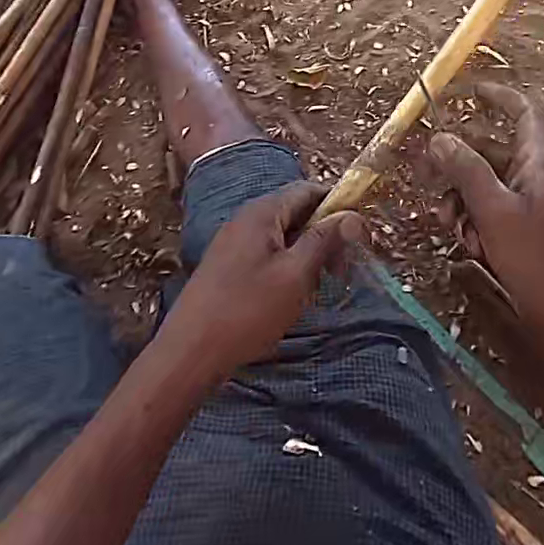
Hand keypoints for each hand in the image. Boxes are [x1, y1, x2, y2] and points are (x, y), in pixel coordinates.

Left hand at [155, 181, 363, 380]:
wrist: (188, 355)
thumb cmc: (247, 311)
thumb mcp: (296, 274)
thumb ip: (325, 240)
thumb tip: (352, 215)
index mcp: (263, 212)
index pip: (309, 189)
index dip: (337, 206)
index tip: (356, 235)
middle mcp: (247, 218)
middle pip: (297, 211)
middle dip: (324, 235)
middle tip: (339, 270)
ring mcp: (234, 242)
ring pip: (284, 236)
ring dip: (307, 255)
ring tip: (315, 288)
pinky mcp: (228, 265)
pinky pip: (268, 253)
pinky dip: (287, 267)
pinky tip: (291, 296)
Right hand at [428, 84, 543, 375]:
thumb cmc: (538, 262)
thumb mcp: (494, 212)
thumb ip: (467, 170)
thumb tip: (440, 136)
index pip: (526, 111)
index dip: (500, 97)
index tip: (470, 92)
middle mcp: (543, 177)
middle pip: (497, 151)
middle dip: (462, 163)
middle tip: (430, 175)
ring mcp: (539, 206)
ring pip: (492, 185)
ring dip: (465, 198)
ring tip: (450, 223)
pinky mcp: (533, 233)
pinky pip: (498, 212)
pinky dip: (479, 221)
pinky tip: (469, 245)